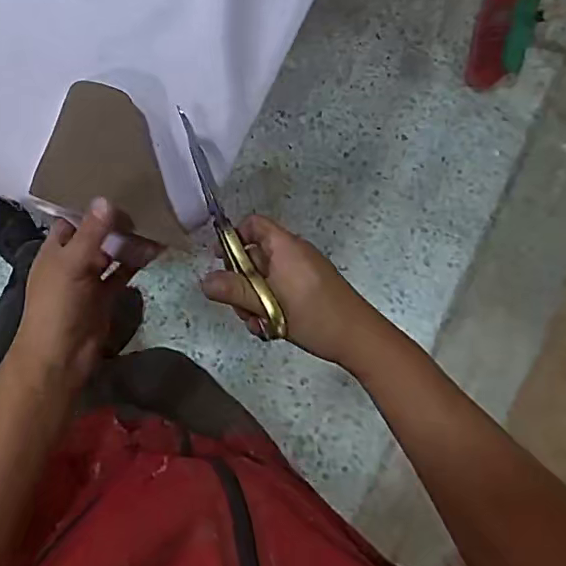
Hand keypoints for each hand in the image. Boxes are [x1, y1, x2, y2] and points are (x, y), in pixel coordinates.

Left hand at [7, 198, 136, 390]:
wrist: (60, 359)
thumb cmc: (57, 305)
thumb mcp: (71, 263)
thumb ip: (91, 233)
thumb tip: (106, 199)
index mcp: (55, 248)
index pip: (72, 218)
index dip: (89, 204)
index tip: (115, 183)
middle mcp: (71, 260)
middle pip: (95, 234)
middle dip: (115, 221)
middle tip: (144, 198)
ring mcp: (89, 278)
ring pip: (111, 253)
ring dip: (128, 241)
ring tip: (154, 219)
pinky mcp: (105, 296)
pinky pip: (122, 273)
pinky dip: (136, 262)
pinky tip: (155, 248)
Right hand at [200, 214, 390, 368]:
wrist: (361, 340)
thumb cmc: (314, 315)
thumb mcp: (267, 304)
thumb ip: (233, 291)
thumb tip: (204, 282)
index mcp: (284, 246)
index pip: (253, 224)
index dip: (233, 237)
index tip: (220, 261)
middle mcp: (294, 253)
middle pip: (255, 254)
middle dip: (241, 281)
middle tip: (240, 307)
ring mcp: (304, 271)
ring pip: (266, 277)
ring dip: (254, 299)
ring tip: (257, 323)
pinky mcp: (312, 289)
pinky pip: (281, 288)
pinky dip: (271, 304)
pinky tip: (271, 328)